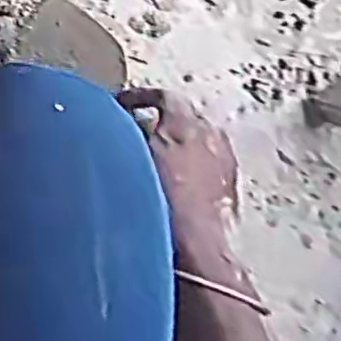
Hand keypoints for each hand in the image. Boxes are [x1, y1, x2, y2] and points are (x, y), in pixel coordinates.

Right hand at [118, 87, 238, 267]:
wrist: (192, 244)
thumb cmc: (158, 198)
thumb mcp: (127, 154)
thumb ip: (123, 130)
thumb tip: (113, 119)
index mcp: (187, 127)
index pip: (165, 97)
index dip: (139, 96)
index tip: (119, 103)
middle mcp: (212, 141)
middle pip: (185, 115)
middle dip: (159, 117)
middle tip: (132, 123)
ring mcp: (224, 165)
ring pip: (197, 138)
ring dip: (174, 137)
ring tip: (148, 148)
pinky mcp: (227, 187)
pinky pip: (205, 159)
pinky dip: (186, 158)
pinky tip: (166, 173)